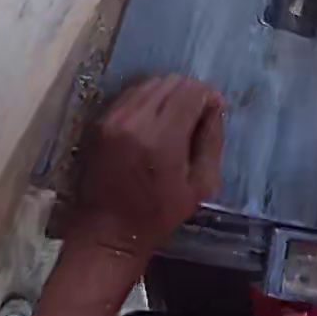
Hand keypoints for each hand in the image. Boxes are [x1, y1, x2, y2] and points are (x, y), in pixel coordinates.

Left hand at [65, 76, 225, 262]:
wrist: (106, 233)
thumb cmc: (158, 214)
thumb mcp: (200, 185)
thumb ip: (212, 140)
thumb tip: (216, 106)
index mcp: (162, 139)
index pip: (191, 91)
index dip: (208, 95)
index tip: (213, 108)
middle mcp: (135, 121)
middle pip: (170, 82)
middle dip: (189, 92)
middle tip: (196, 113)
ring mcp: (113, 119)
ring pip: (149, 83)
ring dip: (168, 93)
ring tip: (174, 115)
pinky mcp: (100, 122)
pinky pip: (130, 94)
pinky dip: (147, 98)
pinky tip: (153, 118)